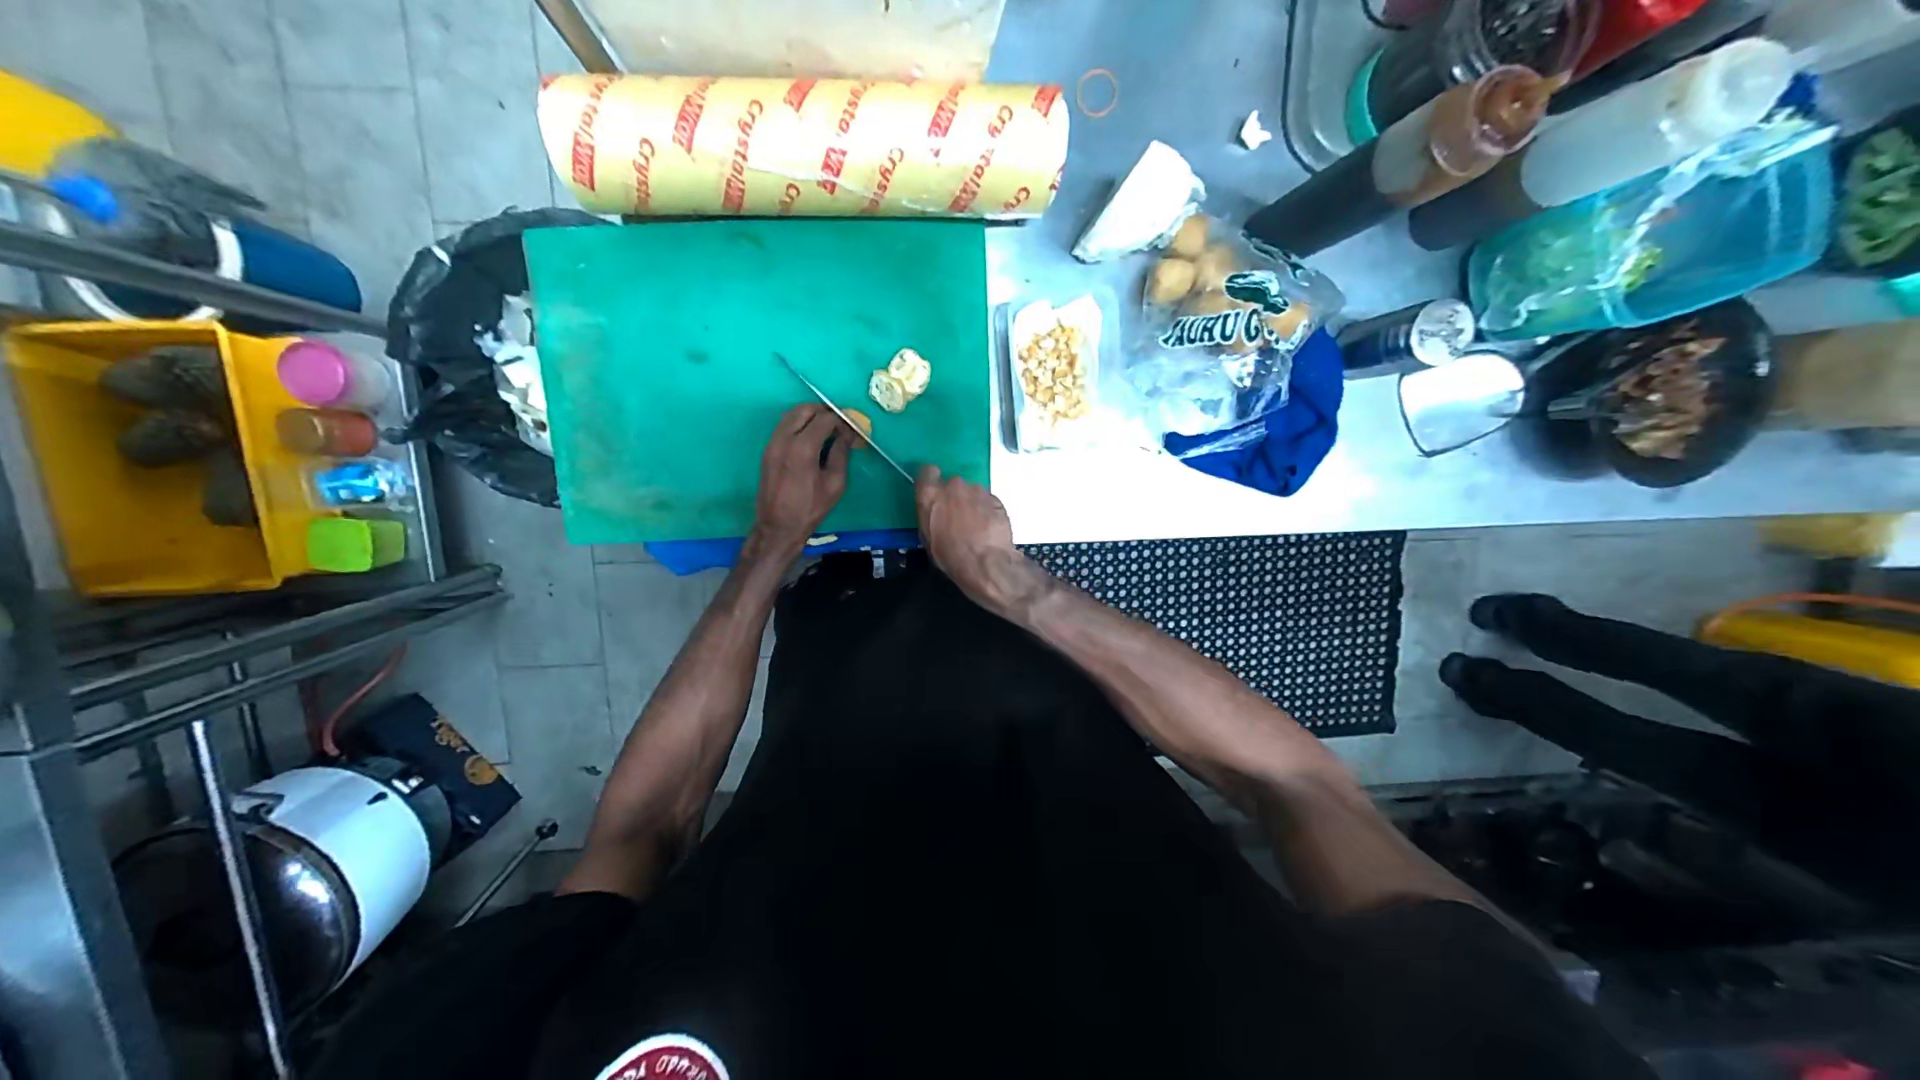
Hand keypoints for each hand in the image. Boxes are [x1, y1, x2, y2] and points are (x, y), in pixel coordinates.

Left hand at [751, 405, 851, 554]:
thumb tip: (847, 435)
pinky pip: (783, 426)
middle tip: (838, 423)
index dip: (840, 419)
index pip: (824, 419)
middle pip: (804, 409)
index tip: (850, 427)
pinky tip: (810, 436)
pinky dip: (798, 423)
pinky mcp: (767, 449)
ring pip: (790, 414)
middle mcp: (784, 439)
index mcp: (803, 448)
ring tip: (825, 428)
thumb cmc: (810, 508)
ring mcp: (772, 443)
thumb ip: (841, 454)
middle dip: (823, 411)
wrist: (778, 526)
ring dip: (809, 415)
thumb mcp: (835, 484)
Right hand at [915, 465, 1051, 616]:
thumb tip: (933, 505)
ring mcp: (978, 490)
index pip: (927, 471)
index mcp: (931, 493)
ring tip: (975, 526)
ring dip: (971, 503)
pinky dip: (986, 510)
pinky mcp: (996, 499)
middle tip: (956, 517)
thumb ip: (928, 513)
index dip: (931, 480)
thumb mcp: (927, 537)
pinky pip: (987, 501)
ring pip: (971, 492)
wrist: (985, 562)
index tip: (934, 493)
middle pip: (952, 484)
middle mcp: (954, 485)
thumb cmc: (949, 554)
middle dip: (953, 496)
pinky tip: (987, 528)